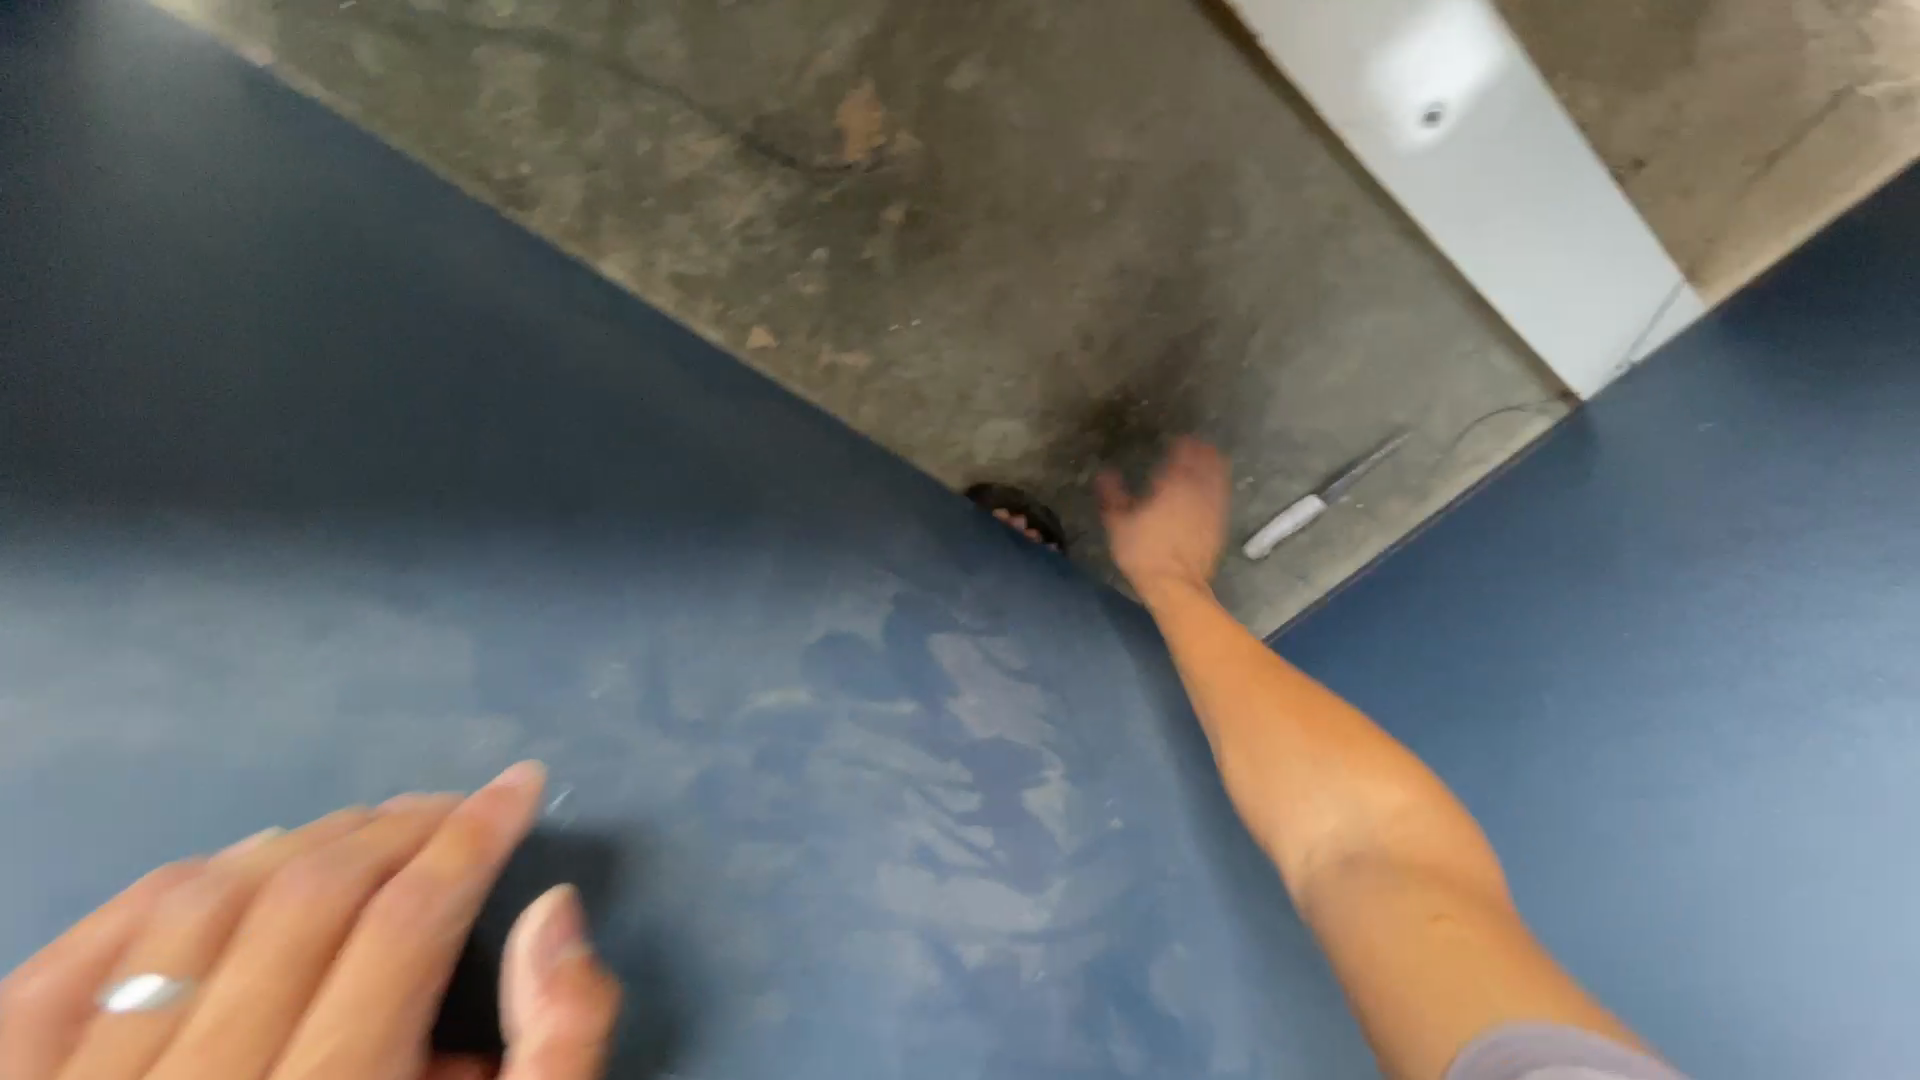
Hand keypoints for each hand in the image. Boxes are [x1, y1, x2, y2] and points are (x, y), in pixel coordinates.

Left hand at [0, 762, 618, 1079]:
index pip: (411, 919)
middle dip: (405, 826)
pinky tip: (229, 870)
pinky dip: (157, 894)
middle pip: (313, 899)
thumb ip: (560, 1035)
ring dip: (302, 842)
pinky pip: (61, 971)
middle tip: (456, 808)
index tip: (522, 784)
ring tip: (366, 831)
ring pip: (197, 911)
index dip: (478, 833)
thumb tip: (554, 908)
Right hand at [1096, 436, 1231, 602]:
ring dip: (1214, 466)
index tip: (1178, 439)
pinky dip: (1218, 487)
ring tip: (1208, 460)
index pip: (1182, 454)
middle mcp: (1197, 490)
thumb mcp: (1117, 523)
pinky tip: (1212, 489)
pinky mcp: (1220, 525)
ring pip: (1218, 477)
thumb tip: (1104, 473)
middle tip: (1195, 445)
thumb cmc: (1143, 552)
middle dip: (1201, 451)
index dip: (1182, 443)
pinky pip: (1222, 497)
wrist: (1175, 584)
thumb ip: (1112, 495)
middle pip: (1206, 461)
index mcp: (1172, 484)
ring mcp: (1213, 508)